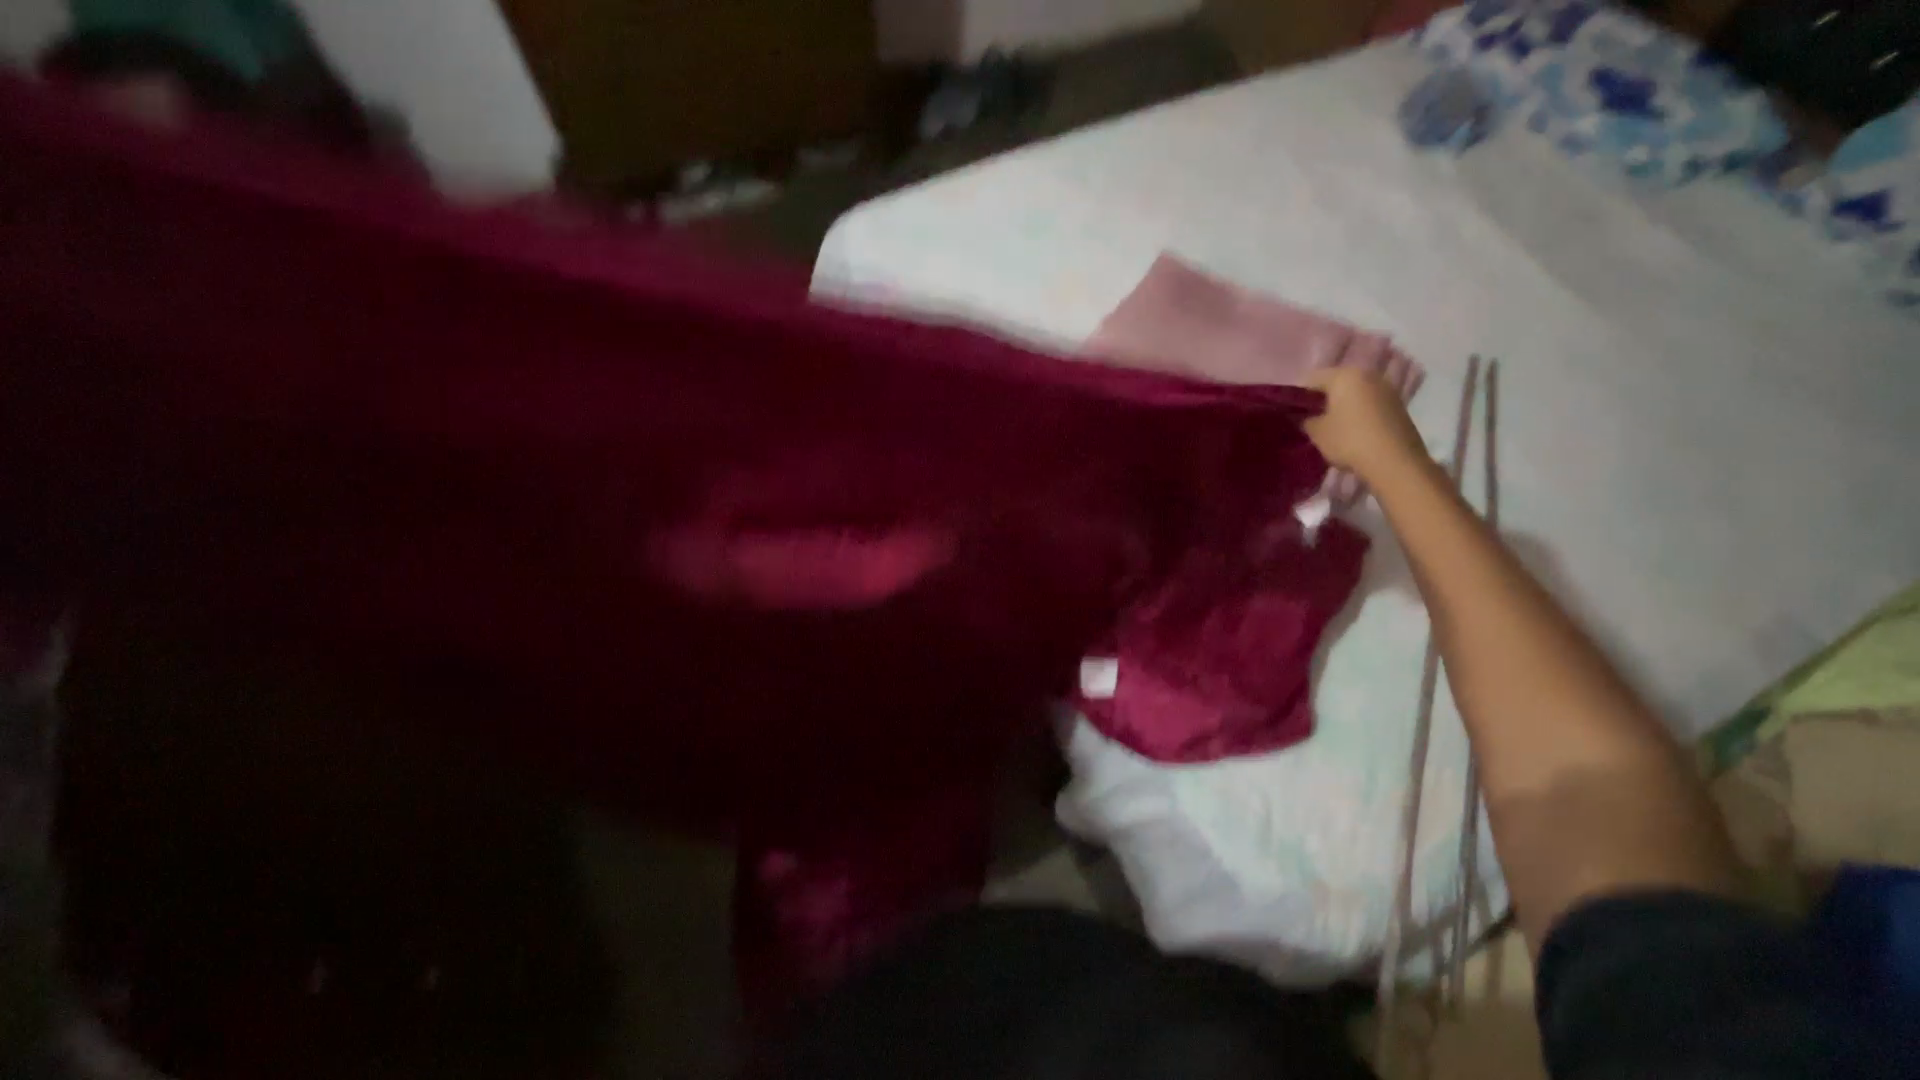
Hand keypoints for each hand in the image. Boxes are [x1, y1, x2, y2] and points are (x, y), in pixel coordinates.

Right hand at [1301, 368, 1430, 484]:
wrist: (1396, 463)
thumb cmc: (1350, 441)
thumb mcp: (1317, 433)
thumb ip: (1306, 420)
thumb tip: (1306, 417)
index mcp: (1345, 375)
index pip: (1312, 379)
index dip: (1299, 396)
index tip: (1293, 415)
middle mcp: (1368, 375)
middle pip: (1337, 384)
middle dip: (1323, 400)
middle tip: (1312, 422)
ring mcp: (1387, 390)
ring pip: (1356, 394)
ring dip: (1343, 408)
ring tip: (1333, 430)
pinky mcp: (1399, 407)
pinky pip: (1370, 406)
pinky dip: (1360, 415)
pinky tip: (1354, 434)